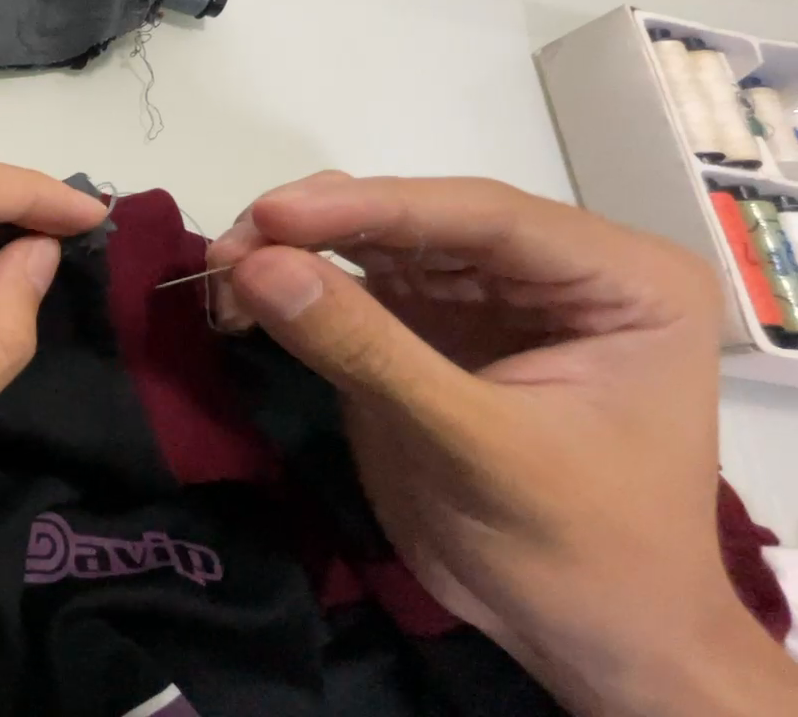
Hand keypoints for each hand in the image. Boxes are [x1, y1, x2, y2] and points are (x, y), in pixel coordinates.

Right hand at [208, 174, 797, 715]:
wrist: (573, 628)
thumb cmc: (569, 544)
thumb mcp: (471, 444)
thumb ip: (363, 348)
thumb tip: (253, 266)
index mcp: (614, 280)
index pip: (479, 214)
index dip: (366, 207)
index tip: (268, 215)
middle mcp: (542, 269)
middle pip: (409, 216)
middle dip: (310, 228)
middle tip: (227, 255)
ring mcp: (473, 296)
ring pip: (363, 240)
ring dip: (285, 252)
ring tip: (221, 277)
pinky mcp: (415, 327)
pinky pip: (339, 284)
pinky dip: (284, 287)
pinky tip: (239, 304)